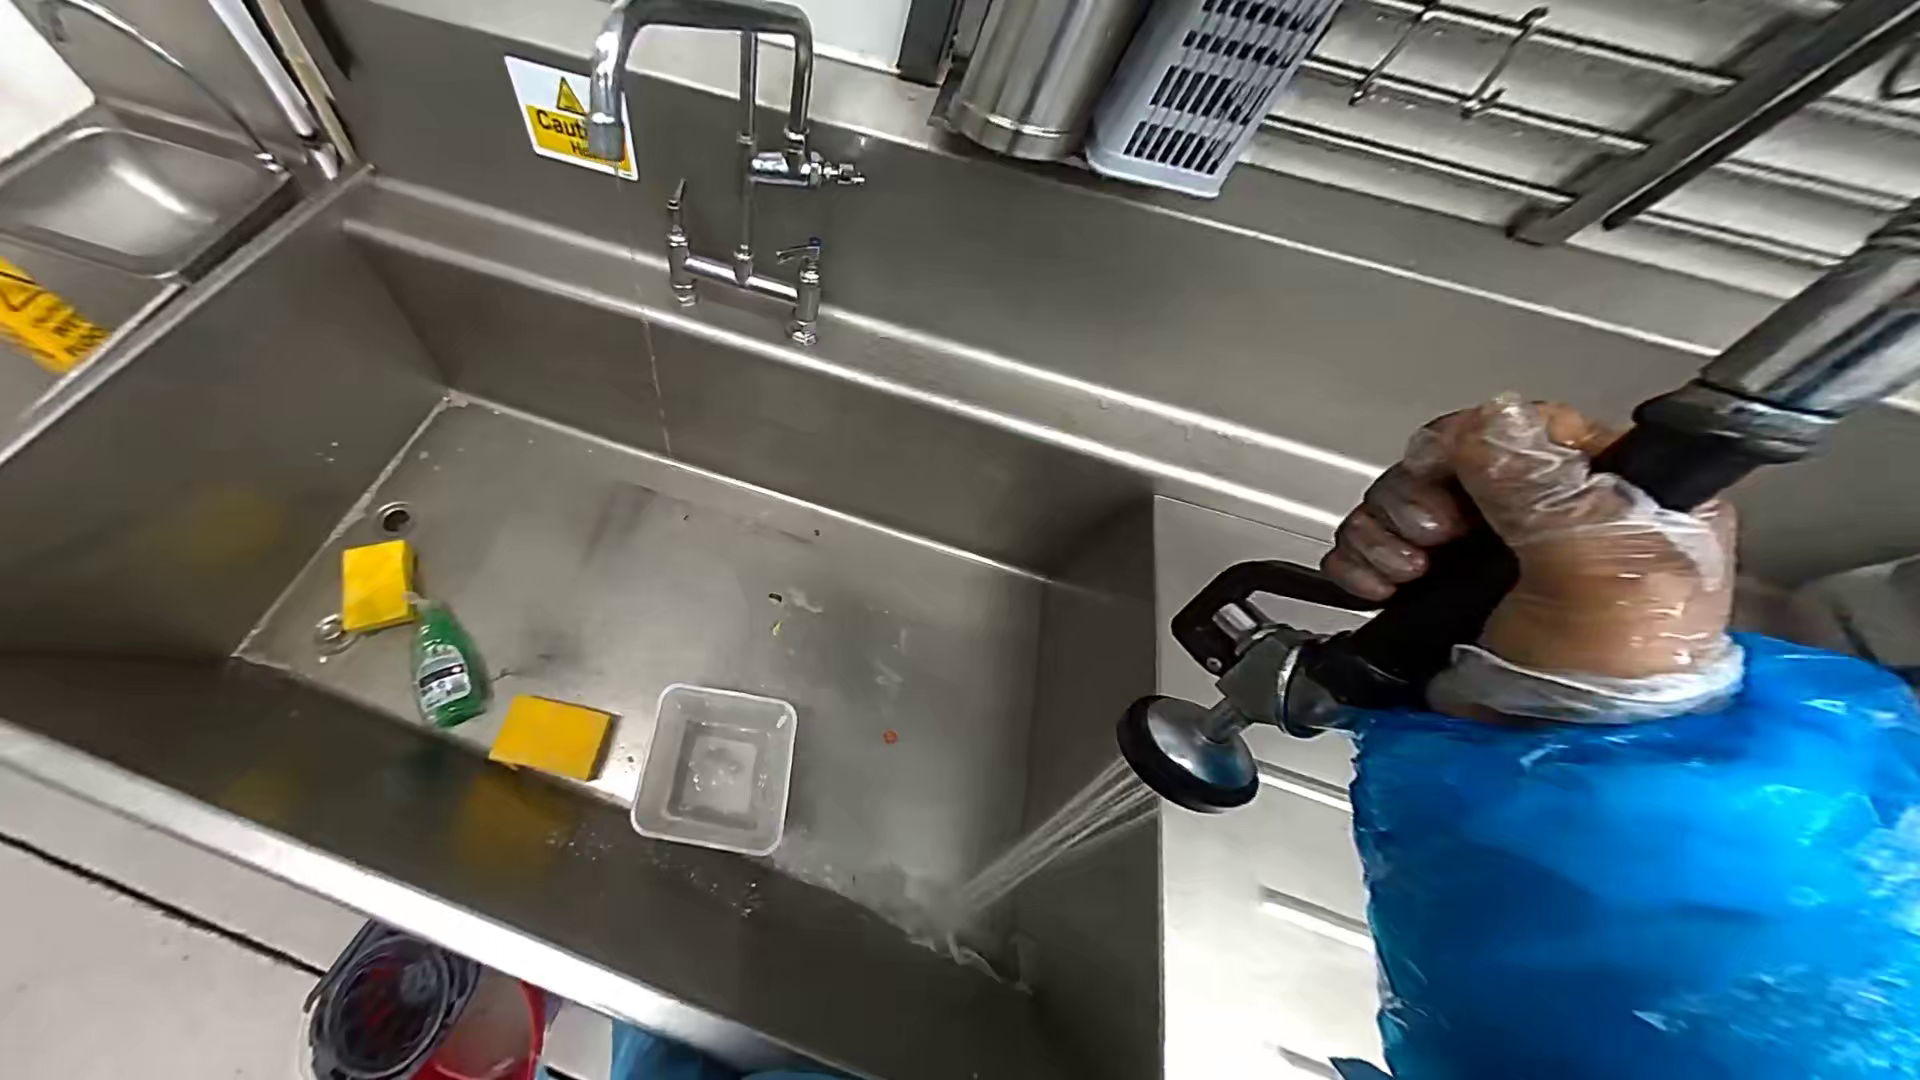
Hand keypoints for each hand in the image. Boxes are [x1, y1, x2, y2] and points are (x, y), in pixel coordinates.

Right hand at [1320, 397, 1735, 680]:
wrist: (1539, 749)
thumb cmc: (1608, 678)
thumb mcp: (1601, 575)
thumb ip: (1548, 493)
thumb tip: (1490, 419)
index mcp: (1602, 492)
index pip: (1515, 428)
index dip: (1466, 449)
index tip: (1450, 488)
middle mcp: (1526, 512)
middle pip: (1434, 463)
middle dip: (1413, 502)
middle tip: (1433, 543)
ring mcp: (1466, 548)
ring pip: (1389, 501)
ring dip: (1379, 537)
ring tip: (1407, 578)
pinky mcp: (1417, 579)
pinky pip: (1360, 542)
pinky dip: (1354, 563)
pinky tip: (1378, 590)